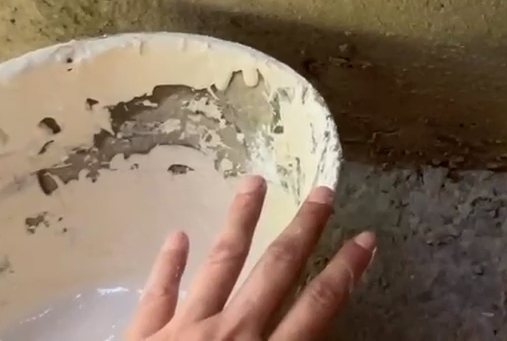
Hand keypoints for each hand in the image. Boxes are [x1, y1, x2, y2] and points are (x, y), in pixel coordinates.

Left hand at [124, 176, 376, 340]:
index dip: (346, 271)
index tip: (366, 238)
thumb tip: (316, 339)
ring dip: (241, 220)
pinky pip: (156, 297)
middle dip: (304, 228)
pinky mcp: (140, 340)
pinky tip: (177, 236)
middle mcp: (231, 333)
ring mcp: (183, 332)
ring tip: (254, 181)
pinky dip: (168, 265)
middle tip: (323, 190)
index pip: (317, 307)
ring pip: (220, 264)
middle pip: (276, 269)